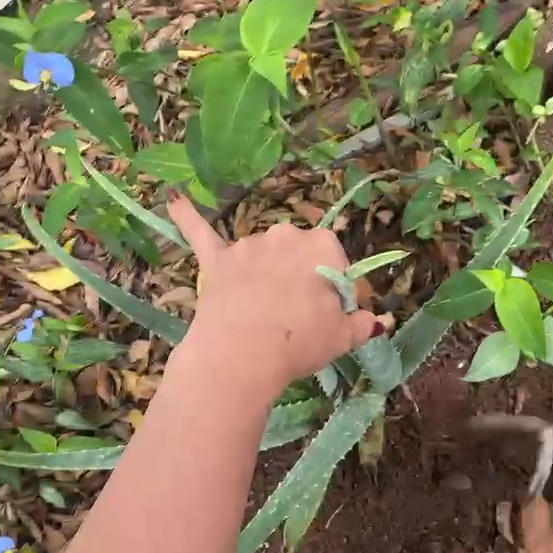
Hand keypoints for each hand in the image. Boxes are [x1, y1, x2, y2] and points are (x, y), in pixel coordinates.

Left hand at [168, 194, 384, 388]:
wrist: (243, 355)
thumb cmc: (300, 342)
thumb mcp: (344, 337)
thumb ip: (364, 323)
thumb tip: (380, 321)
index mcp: (323, 246)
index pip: (338, 265)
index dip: (336, 293)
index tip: (331, 316)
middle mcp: (286, 234)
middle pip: (301, 257)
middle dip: (303, 280)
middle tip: (299, 318)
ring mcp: (249, 245)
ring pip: (266, 255)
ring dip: (269, 274)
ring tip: (266, 312)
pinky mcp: (217, 260)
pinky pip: (200, 232)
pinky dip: (186, 215)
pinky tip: (172, 197)